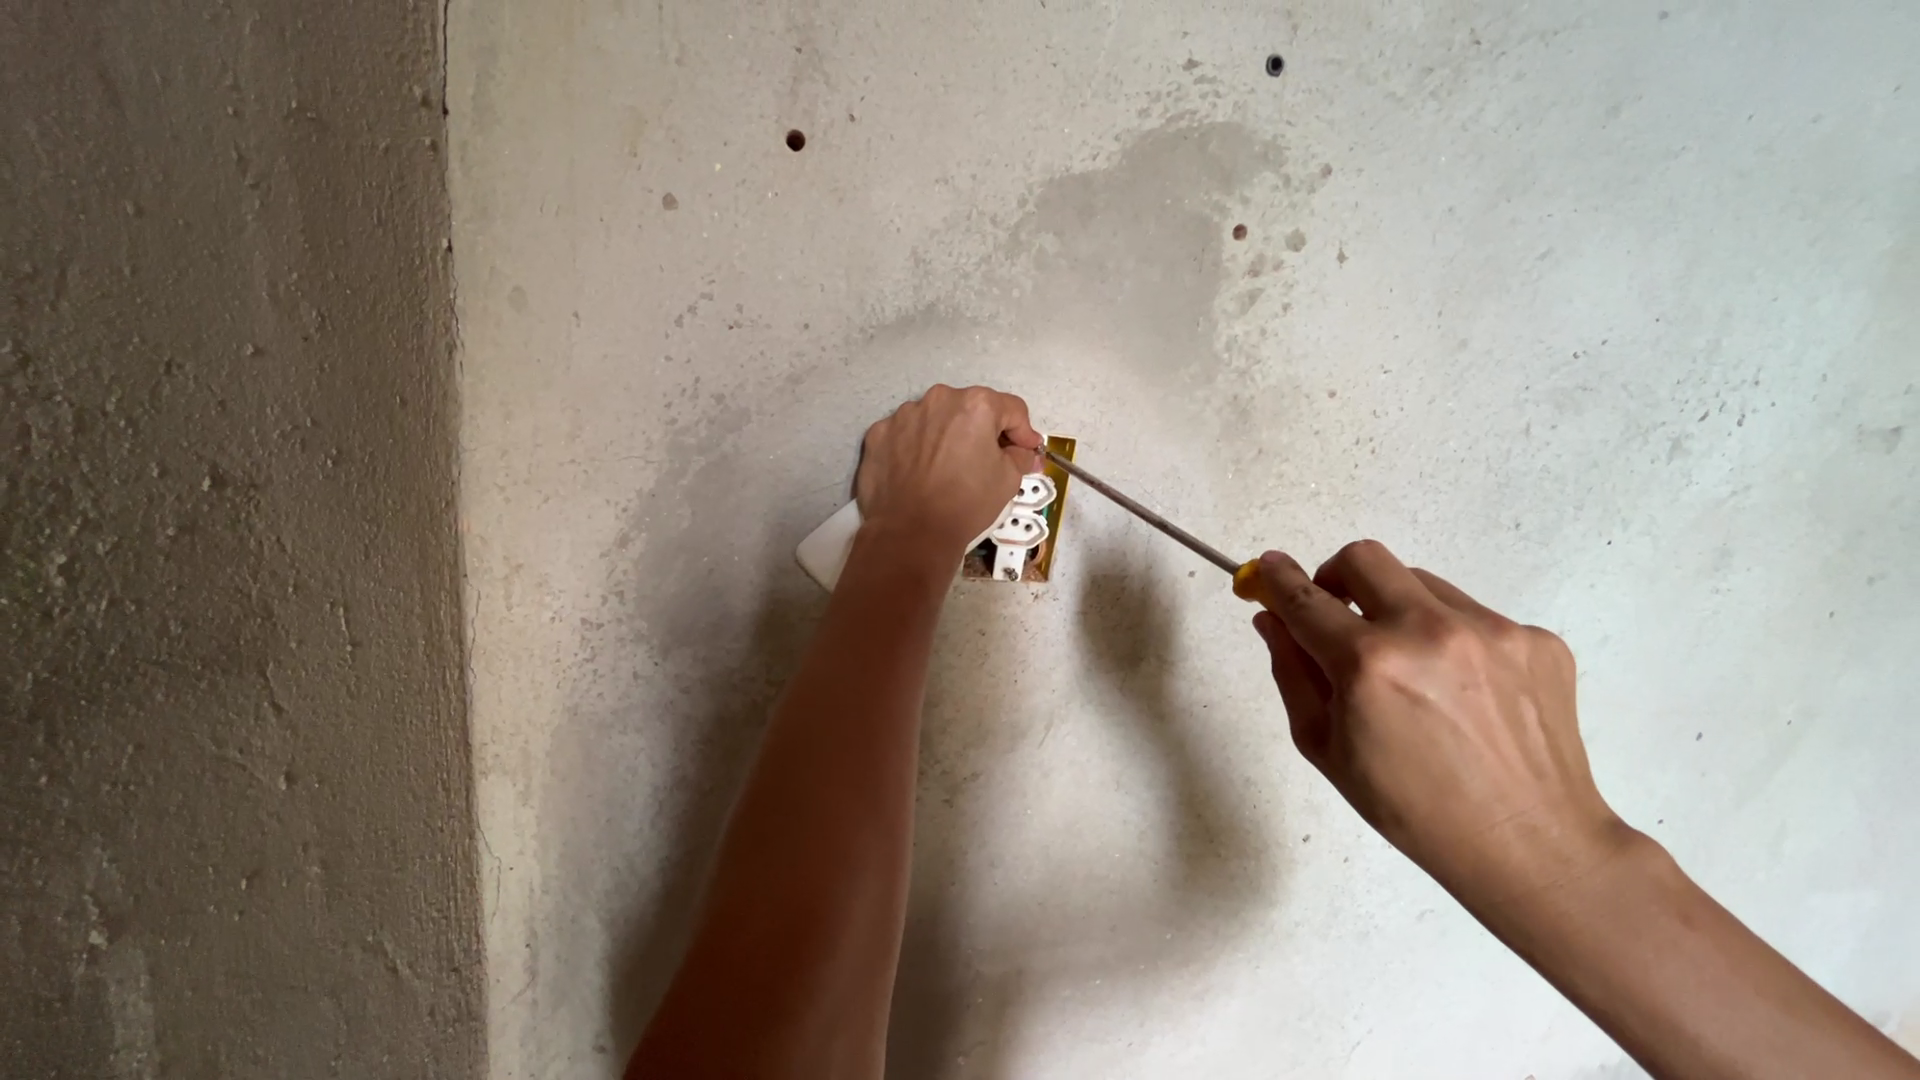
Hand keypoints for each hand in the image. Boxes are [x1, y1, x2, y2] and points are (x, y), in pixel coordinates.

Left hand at [856, 385, 1042, 560]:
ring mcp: (904, 415)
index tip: (1024, 450)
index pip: (1011, 409)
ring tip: (946, 469)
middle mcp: (939, 399)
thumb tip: (1024, 451)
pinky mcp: (878, 434)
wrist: (911, 533)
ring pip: (935, 419)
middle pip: (970, 409)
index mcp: (976, 404)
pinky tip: (918, 473)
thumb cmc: (966, 504)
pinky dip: (914, 447)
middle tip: (984, 461)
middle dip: (981, 432)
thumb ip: (1020, 456)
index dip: (1023, 432)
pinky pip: (905, 434)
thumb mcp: (1009, 480)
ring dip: (945, 436)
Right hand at [1250, 541, 1628, 901]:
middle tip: (1338, 616)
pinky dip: (1451, 638)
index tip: (1266, 567)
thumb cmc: (1408, 806)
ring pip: (1420, 583)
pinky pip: (1473, 615)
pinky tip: (1463, 692)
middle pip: (1363, 558)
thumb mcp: (1324, 746)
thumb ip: (1291, 671)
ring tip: (1412, 669)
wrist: (1529, 843)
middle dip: (1336, 577)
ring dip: (1397, 610)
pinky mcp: (1537, 639)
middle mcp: (1428, 630)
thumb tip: (1271, 619)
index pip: (1304, 598)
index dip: (1276, 578)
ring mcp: (1491, 630)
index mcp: (1368, 664)